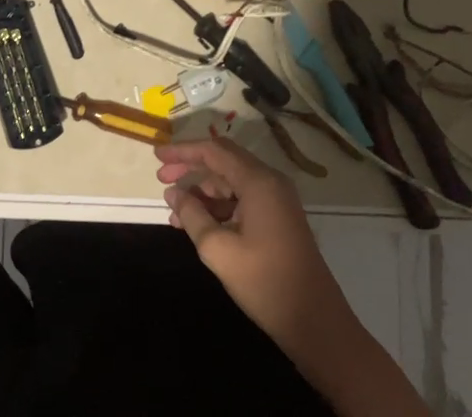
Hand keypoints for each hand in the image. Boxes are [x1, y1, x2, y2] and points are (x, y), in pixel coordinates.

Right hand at [155, 137, 347, 356]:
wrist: (315, 321)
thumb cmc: (265, 282)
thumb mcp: (218, 249)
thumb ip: (192, 215)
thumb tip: (173, 193)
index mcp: (259, 182)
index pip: (214, 151)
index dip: (183, 151)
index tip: (156, 156)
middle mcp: (270, 183)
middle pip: (223, 162)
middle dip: (191, 168)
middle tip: (161, 179)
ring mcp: (277, 201)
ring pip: (232, 182)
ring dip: (202, 191)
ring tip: (175, 210)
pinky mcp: (278, 219)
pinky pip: (242, 199)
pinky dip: (218, 206)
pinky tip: (197, 224)